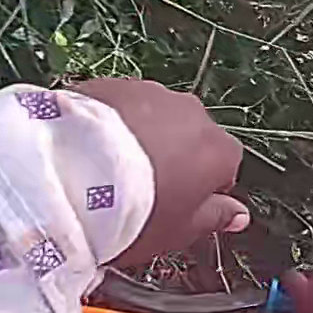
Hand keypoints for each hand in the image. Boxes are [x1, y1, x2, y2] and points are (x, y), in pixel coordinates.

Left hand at [74, 78, 247, 266]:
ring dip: (143, 137)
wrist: (72, 175)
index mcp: (220, 151)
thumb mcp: (180, 230)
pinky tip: (89, 147)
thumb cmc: (138, 213)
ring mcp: (154, 93)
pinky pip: (122, 105)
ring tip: (110, 168)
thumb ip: (214, 217)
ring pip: (156, 118)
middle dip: (174, 157)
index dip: (201, 189)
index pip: (224, 168)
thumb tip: (240, 215)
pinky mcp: (114, 82)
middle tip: (141, 188)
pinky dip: (113, 122)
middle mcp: (195, 113)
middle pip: (191, 137)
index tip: (177, 205)